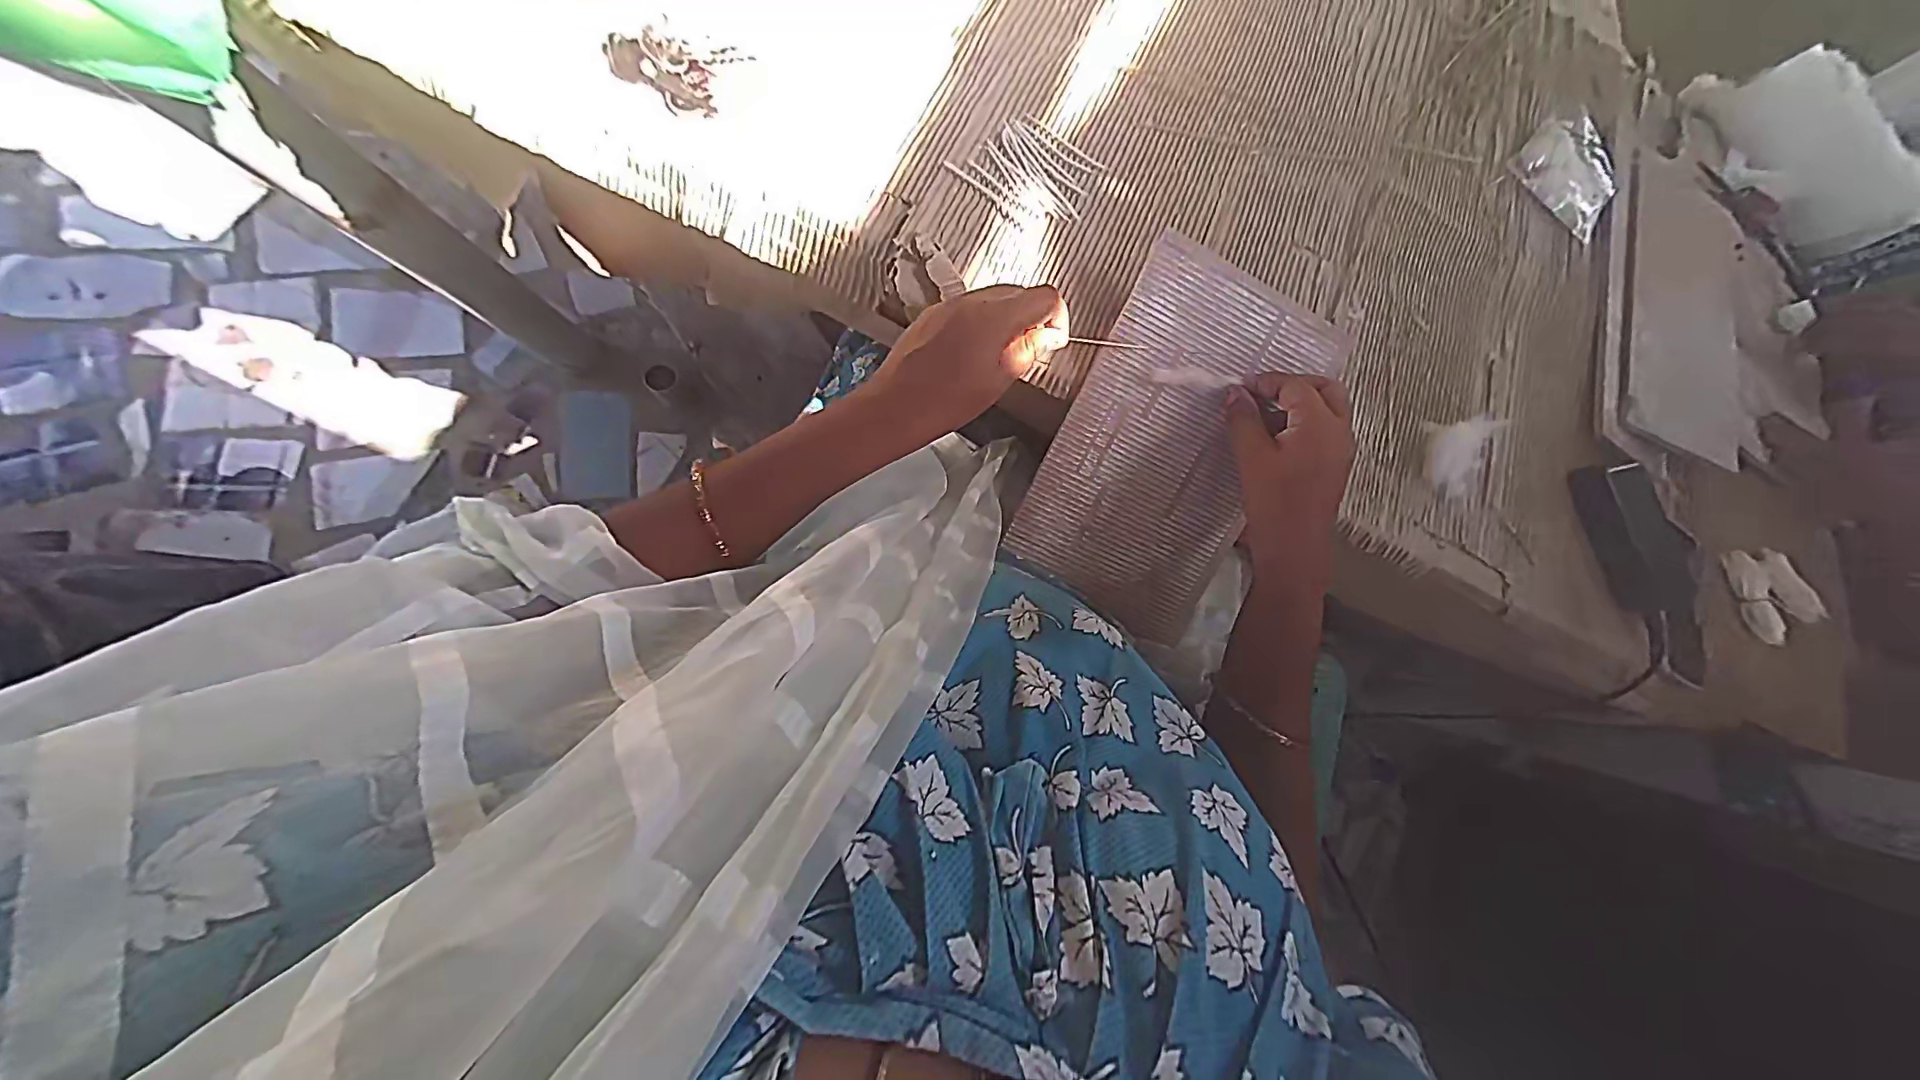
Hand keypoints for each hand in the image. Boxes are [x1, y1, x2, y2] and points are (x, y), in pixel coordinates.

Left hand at [861, 285, 1068, 438]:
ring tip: (1001, 355)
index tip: (1054, 338)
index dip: (1057, 318)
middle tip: (1033, 348)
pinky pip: (969, 308)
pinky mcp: (934, 314)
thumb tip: (1046, 336)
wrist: (896, 406)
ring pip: (994, 298)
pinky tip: (975, 353)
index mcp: (995, 317)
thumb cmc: (942, 401)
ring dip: (1006, 319)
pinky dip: (982, 322)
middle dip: (1032, 317)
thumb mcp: (998, 380)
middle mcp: (972, 302)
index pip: (1044, 296)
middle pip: (1020, 292)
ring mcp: (950, 305)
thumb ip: (1028, 350)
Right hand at [1223, 374, 1355, 597]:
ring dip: (1298, 403)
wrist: (1295, 548)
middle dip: (1292, 385)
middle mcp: (1339, 432)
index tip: (1241, 387)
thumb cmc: (1274, 504)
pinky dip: (1302, 423)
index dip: (1268, 382)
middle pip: (1324, 390)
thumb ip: (1243, 420)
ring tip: (1262, 415)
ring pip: (1327, 409)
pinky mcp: (1334, 465)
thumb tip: (1235, 394)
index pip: (1297, 387)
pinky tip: (1273, 438)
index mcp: (1321, 425)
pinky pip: (1324, 430)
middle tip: (1260, 392)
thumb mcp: (1251, 457)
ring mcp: (1341, 450)